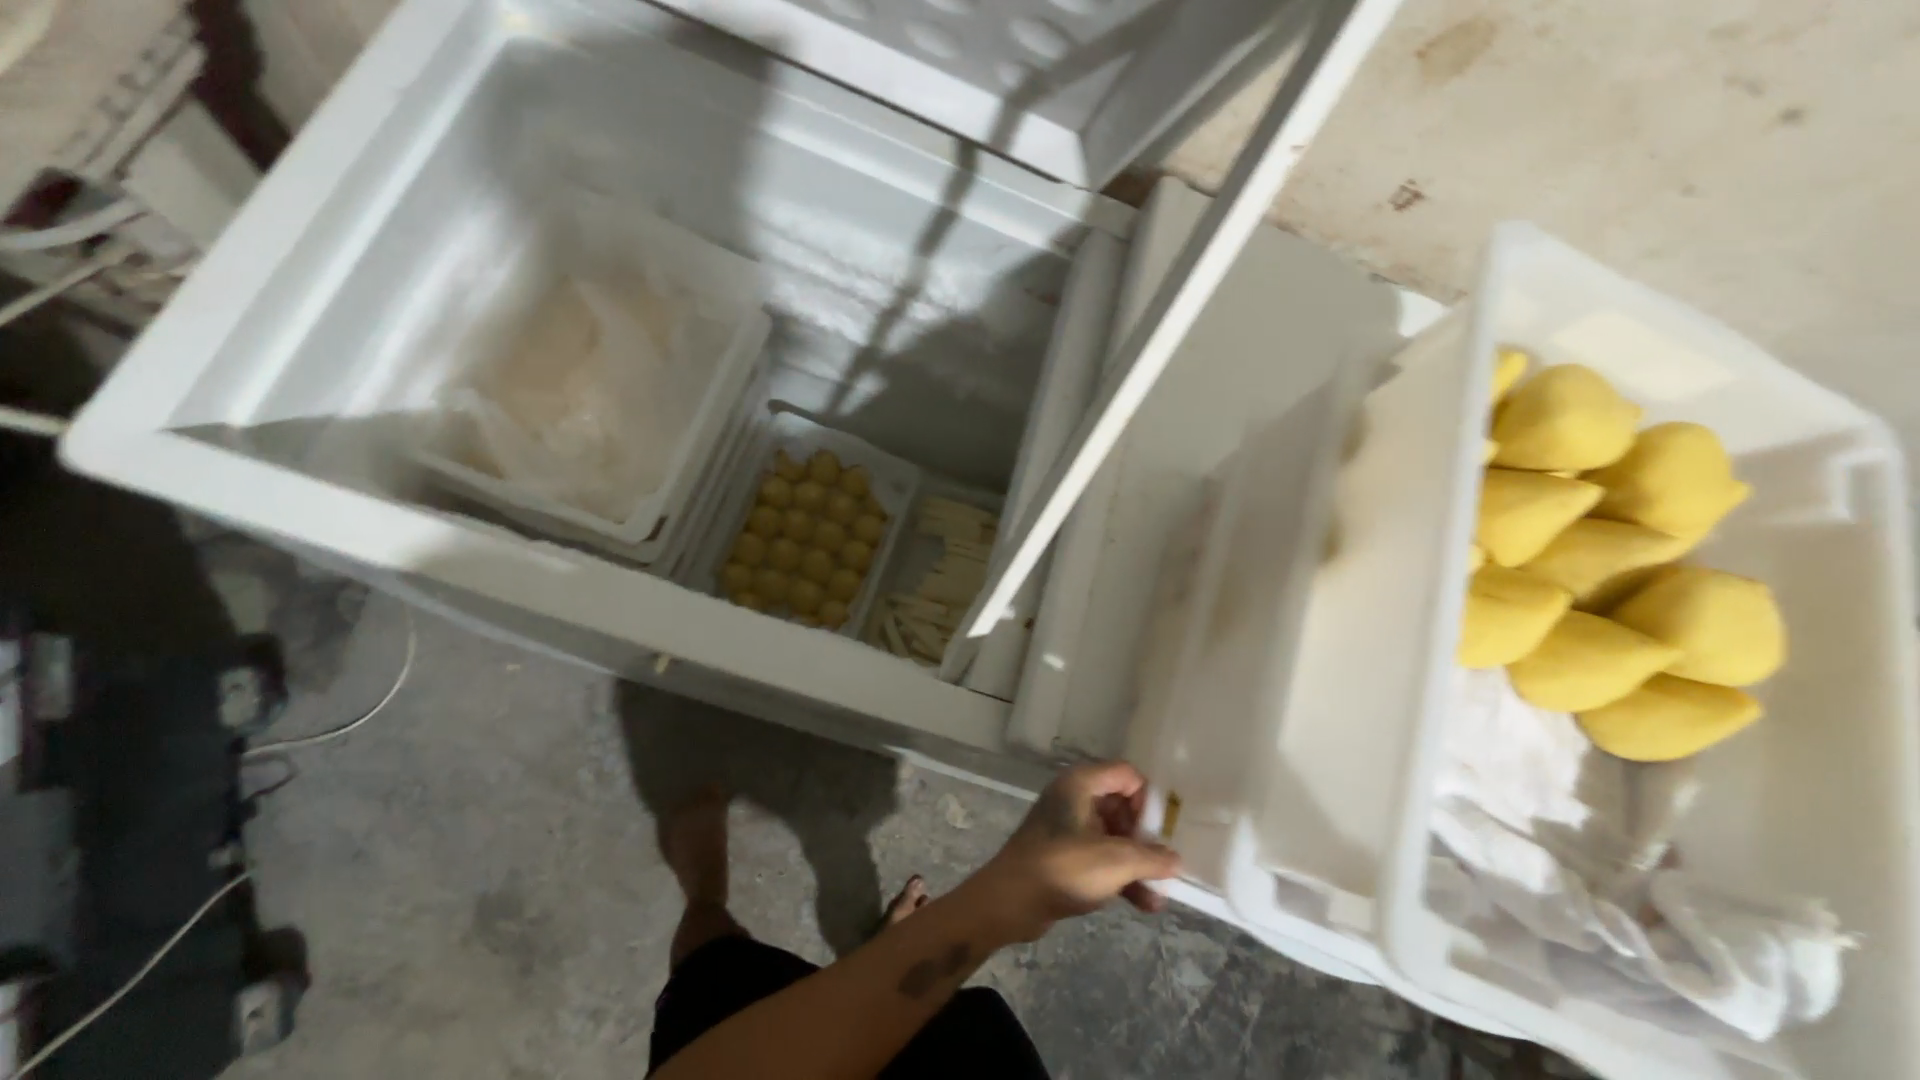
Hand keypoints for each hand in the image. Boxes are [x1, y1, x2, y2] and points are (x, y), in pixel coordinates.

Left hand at [963, 761, 1180, 943]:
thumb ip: (1151, 857)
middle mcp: (1073, 799)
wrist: (1009, 902)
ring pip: (1113, 837)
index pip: (1127, 775)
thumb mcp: (1115, 861)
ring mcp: (1067, 828)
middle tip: (1160, 864)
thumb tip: (1175, 859)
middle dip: (1145, 839)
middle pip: (1122, 807)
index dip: (1147, 801)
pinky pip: (1100, 858)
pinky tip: (1144, 904)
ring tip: (1159, 894)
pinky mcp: (1063, 856)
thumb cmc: (1063, 868)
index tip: (1160, 832)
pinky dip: (1120, 877)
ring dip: (1137, 864)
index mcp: (1080, 784)